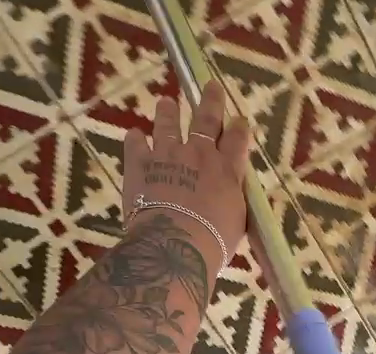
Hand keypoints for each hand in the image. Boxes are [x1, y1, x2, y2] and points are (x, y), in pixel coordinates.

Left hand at [122, 83, 252, 274]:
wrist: (175, 244)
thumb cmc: (214, 241)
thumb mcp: (237, 222)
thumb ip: (234, 198)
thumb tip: (231, 189)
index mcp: (227, 170)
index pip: (237, 140)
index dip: (239, 128)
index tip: (240, 120)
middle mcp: (199, 154)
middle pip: (206, 119)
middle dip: (211, 101)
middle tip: (211, 86)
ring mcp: (167, 154)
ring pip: (167, 123)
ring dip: (167, 111)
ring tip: (166, 102)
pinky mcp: (139, 163)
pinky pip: (135, 144)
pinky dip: (136, 139)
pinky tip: (135, 134)